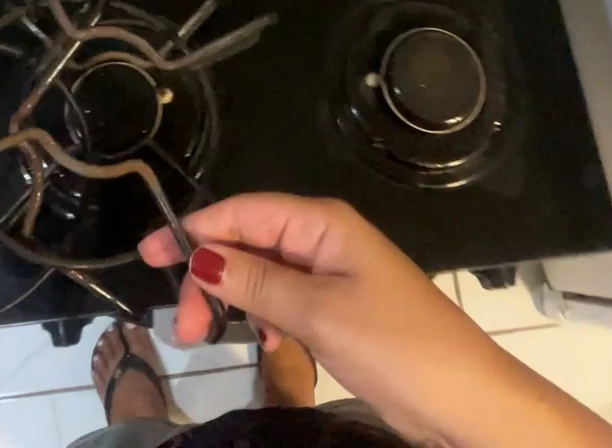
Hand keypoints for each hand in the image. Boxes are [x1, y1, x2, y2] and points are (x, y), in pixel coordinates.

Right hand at [139, 193, 611, 447]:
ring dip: (232, 298)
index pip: (244, 211)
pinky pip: (283, 297)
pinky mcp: (335, 306)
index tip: (148, 255)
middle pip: (248, 241)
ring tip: (208, 337)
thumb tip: (199, 254)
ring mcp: (330, 272)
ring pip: (261, 271)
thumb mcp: (317, 312)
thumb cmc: (394, 343)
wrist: (464, 399)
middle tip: (186, 328)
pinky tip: (264, 342)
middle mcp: (322, 237)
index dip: (195, 229)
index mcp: (321, 222)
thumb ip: (256, 281)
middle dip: (211, 276)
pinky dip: (263, 315)